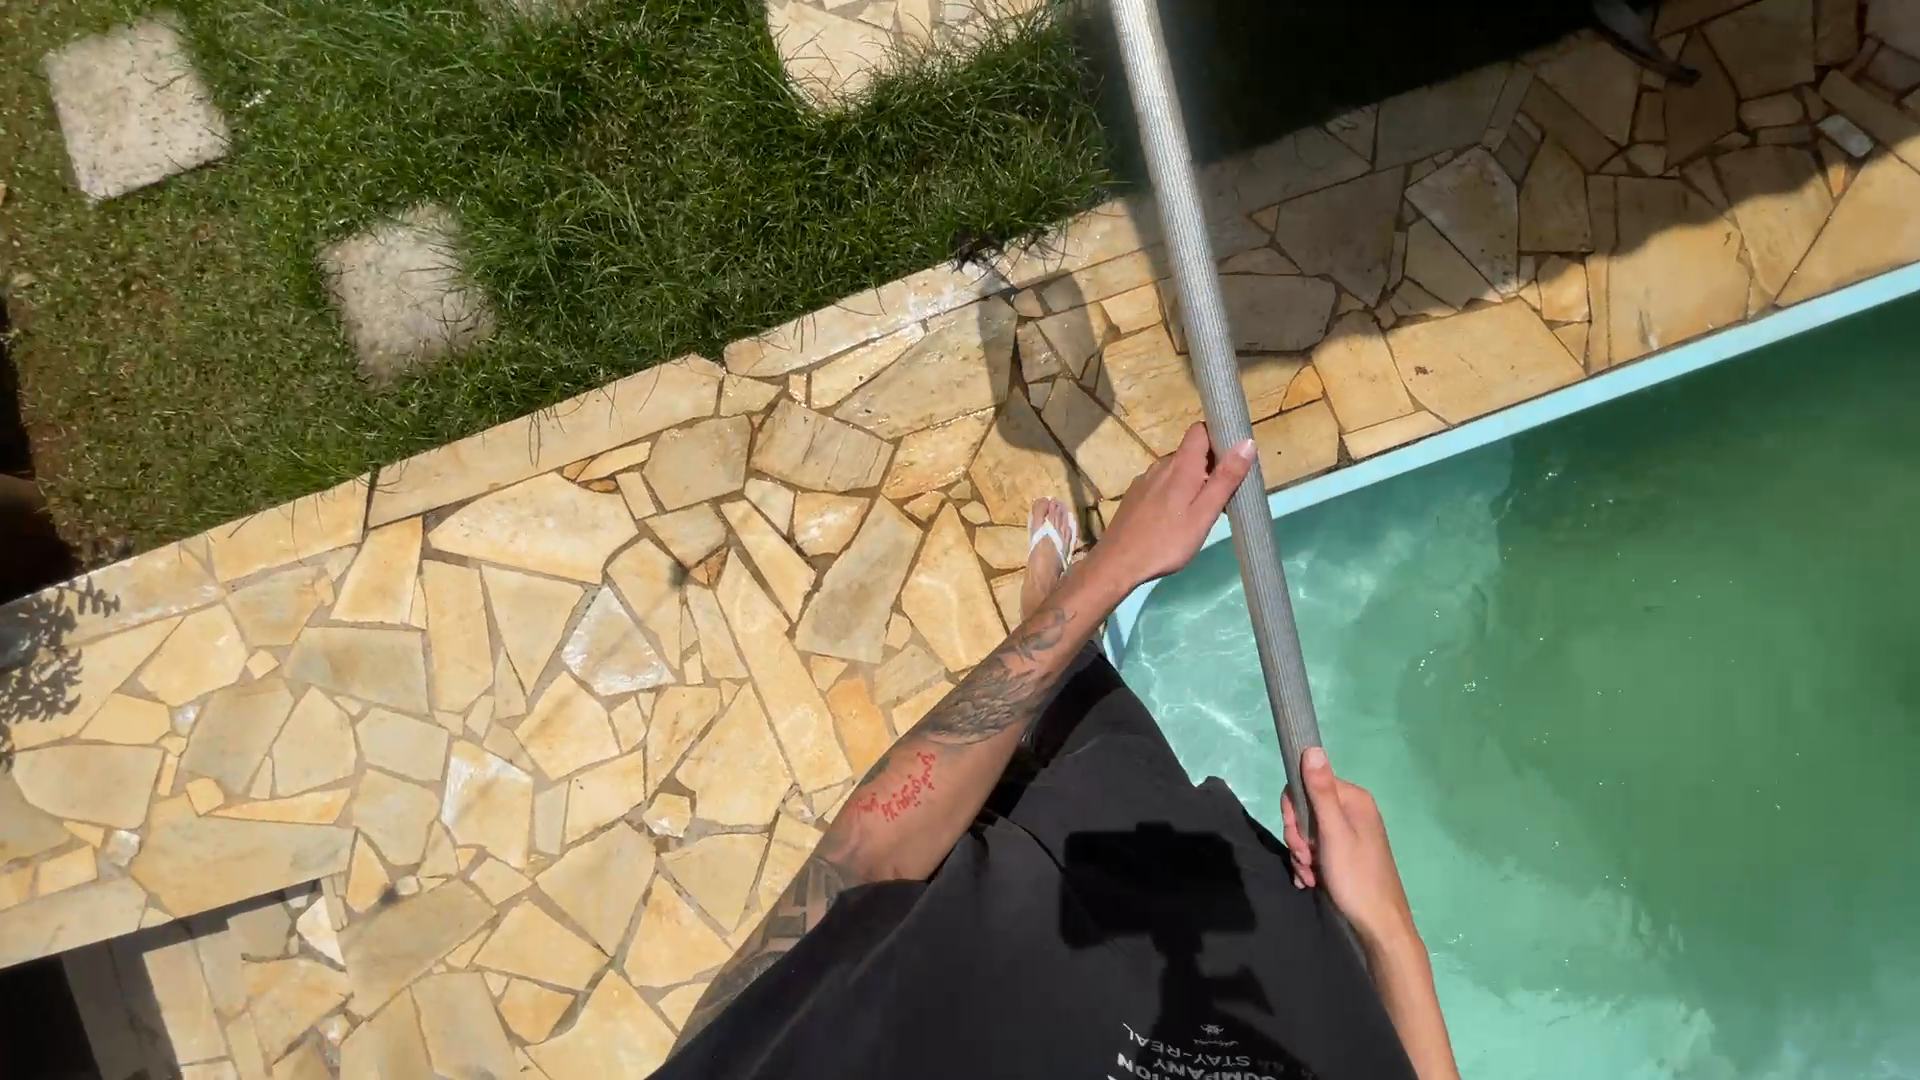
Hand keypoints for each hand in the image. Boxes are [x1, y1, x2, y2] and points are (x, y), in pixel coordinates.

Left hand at [1085, 422, 1255, 591]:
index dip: (1218, 438)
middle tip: (1223, 497)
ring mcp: (1144, 481)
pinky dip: (1175, 493)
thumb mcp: (1204, 514)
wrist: (1117, 563)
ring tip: (1202, 513)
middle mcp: (1160, 466)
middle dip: (1210, 467)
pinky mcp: (1135, 496)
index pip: (1200, 431)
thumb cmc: (1166, 542)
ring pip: (1175, 471)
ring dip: (1193, 482)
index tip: (1232, 461)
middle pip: (1190, 453)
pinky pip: (1161, 485)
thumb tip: (1247, 442)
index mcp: (1180, 466)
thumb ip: (1225, 479)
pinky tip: (1176, 519)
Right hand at [1282, 746, 1418, 951]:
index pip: (1305, 784)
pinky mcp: (1344, 852)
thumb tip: (1312, 747)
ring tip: (1310, 873)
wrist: (1379, 928)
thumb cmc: (1357, 877)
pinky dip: (1308, 862)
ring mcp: (1348, 832)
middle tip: (1306, 857)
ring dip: (1301, 852)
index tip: (1300, 836)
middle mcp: (1352, 810)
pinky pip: (1314, 846)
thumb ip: (1320, 791)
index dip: (1294, 810)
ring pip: (1306, 829)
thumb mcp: (1334, 833)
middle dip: (1297, 835)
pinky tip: (1311, 878)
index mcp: (1354, 799)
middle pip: (1304, 807)